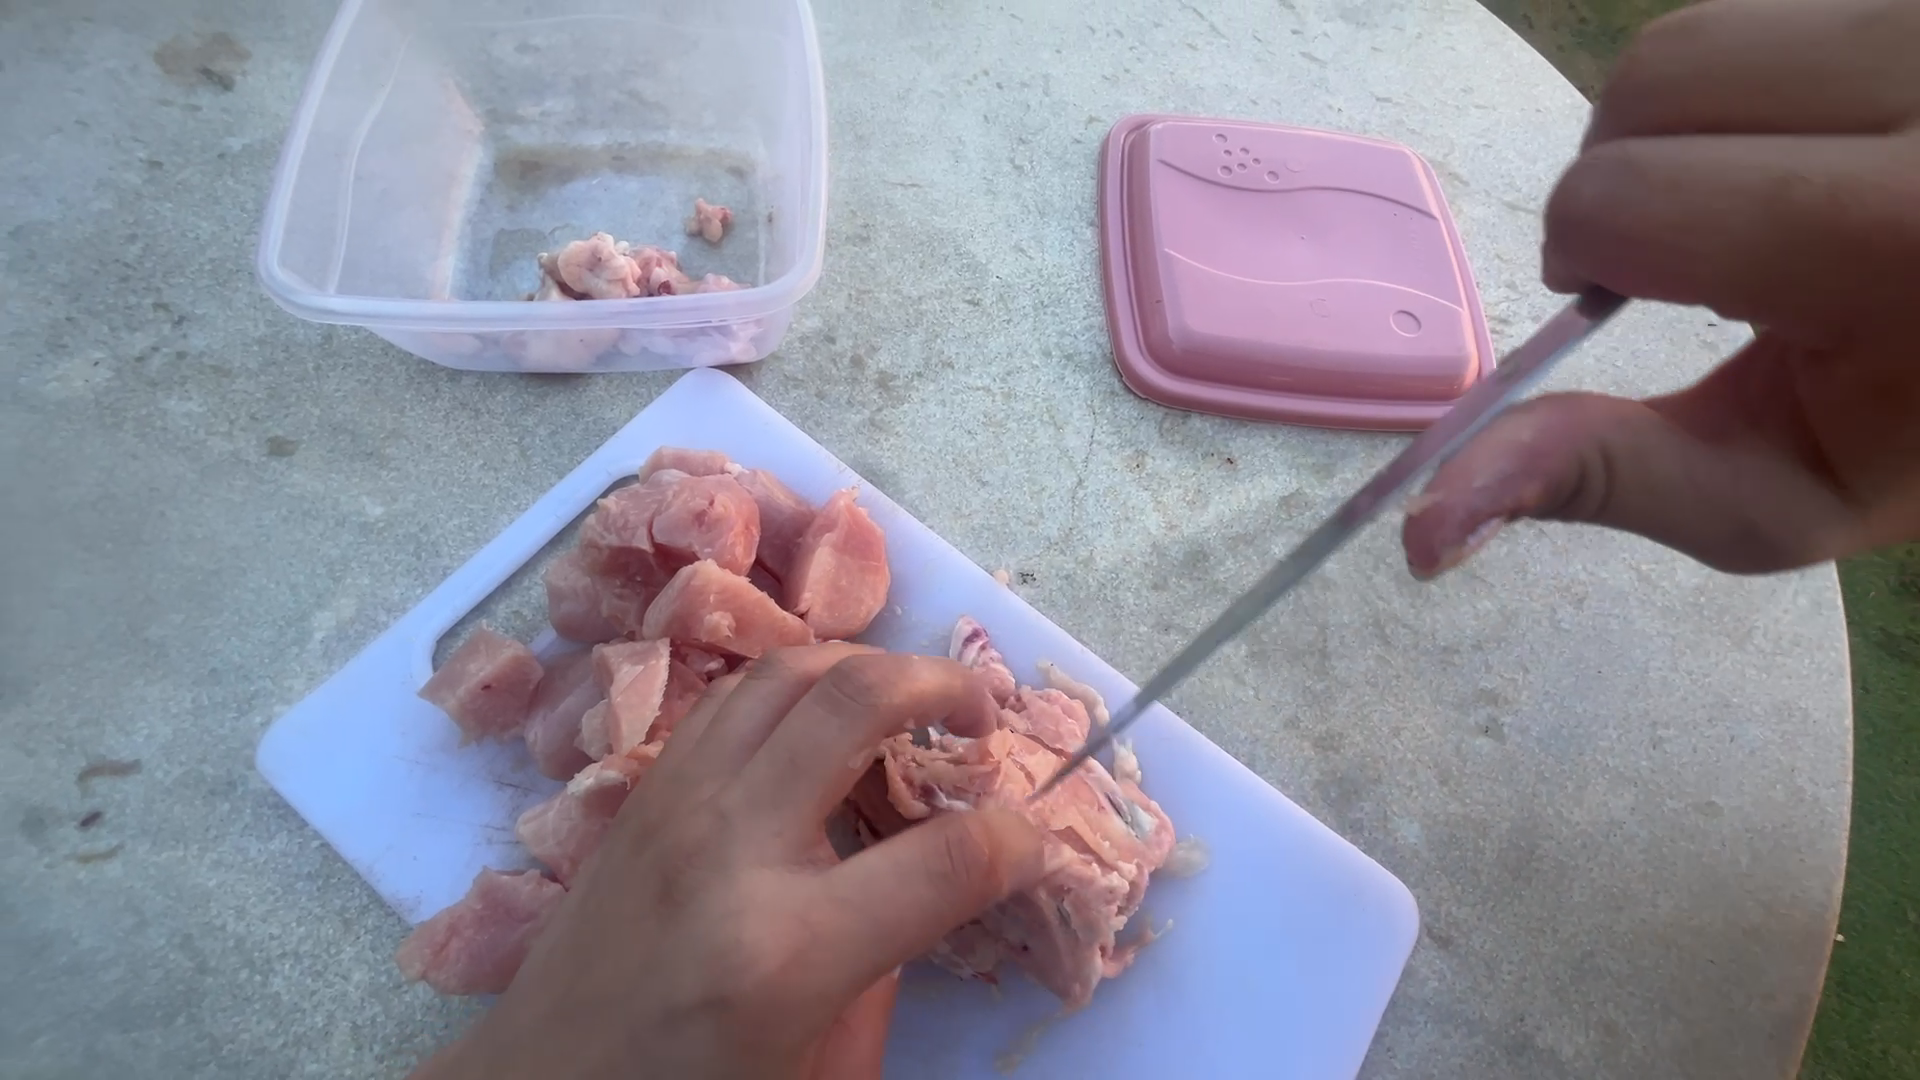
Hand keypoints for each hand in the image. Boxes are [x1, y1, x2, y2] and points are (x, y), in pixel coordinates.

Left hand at [412, 645, 1046, 1079]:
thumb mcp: (824, 1064)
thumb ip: (895, 953)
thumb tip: (948, 865)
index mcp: (786, 952)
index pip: (945, 860)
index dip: (1014, 840)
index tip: (1030, 836)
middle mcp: (730, 846)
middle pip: (860, 700)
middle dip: (946, 685)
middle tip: (979, 713)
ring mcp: (679, 798)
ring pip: (793, 669)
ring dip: (873, 665)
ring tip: (910, 696)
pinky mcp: (649, 782)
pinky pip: (739, 691)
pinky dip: (804, 680)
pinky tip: (826, 711)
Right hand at [1404, 0, 1919, 576]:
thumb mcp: (1762, 498)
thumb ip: (1592, 484)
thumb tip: (1417, 531)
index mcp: (1902, 238)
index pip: (1624, 191)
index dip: (1582, 250)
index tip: (1624, 298)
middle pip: (1658, 71)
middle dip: (1617, 174)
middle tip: (1680, 247)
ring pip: (1709, 27)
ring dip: (1673, 127)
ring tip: (1738, 197)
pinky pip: (1782, 18)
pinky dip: (1747, 91)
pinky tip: (1804, 154)